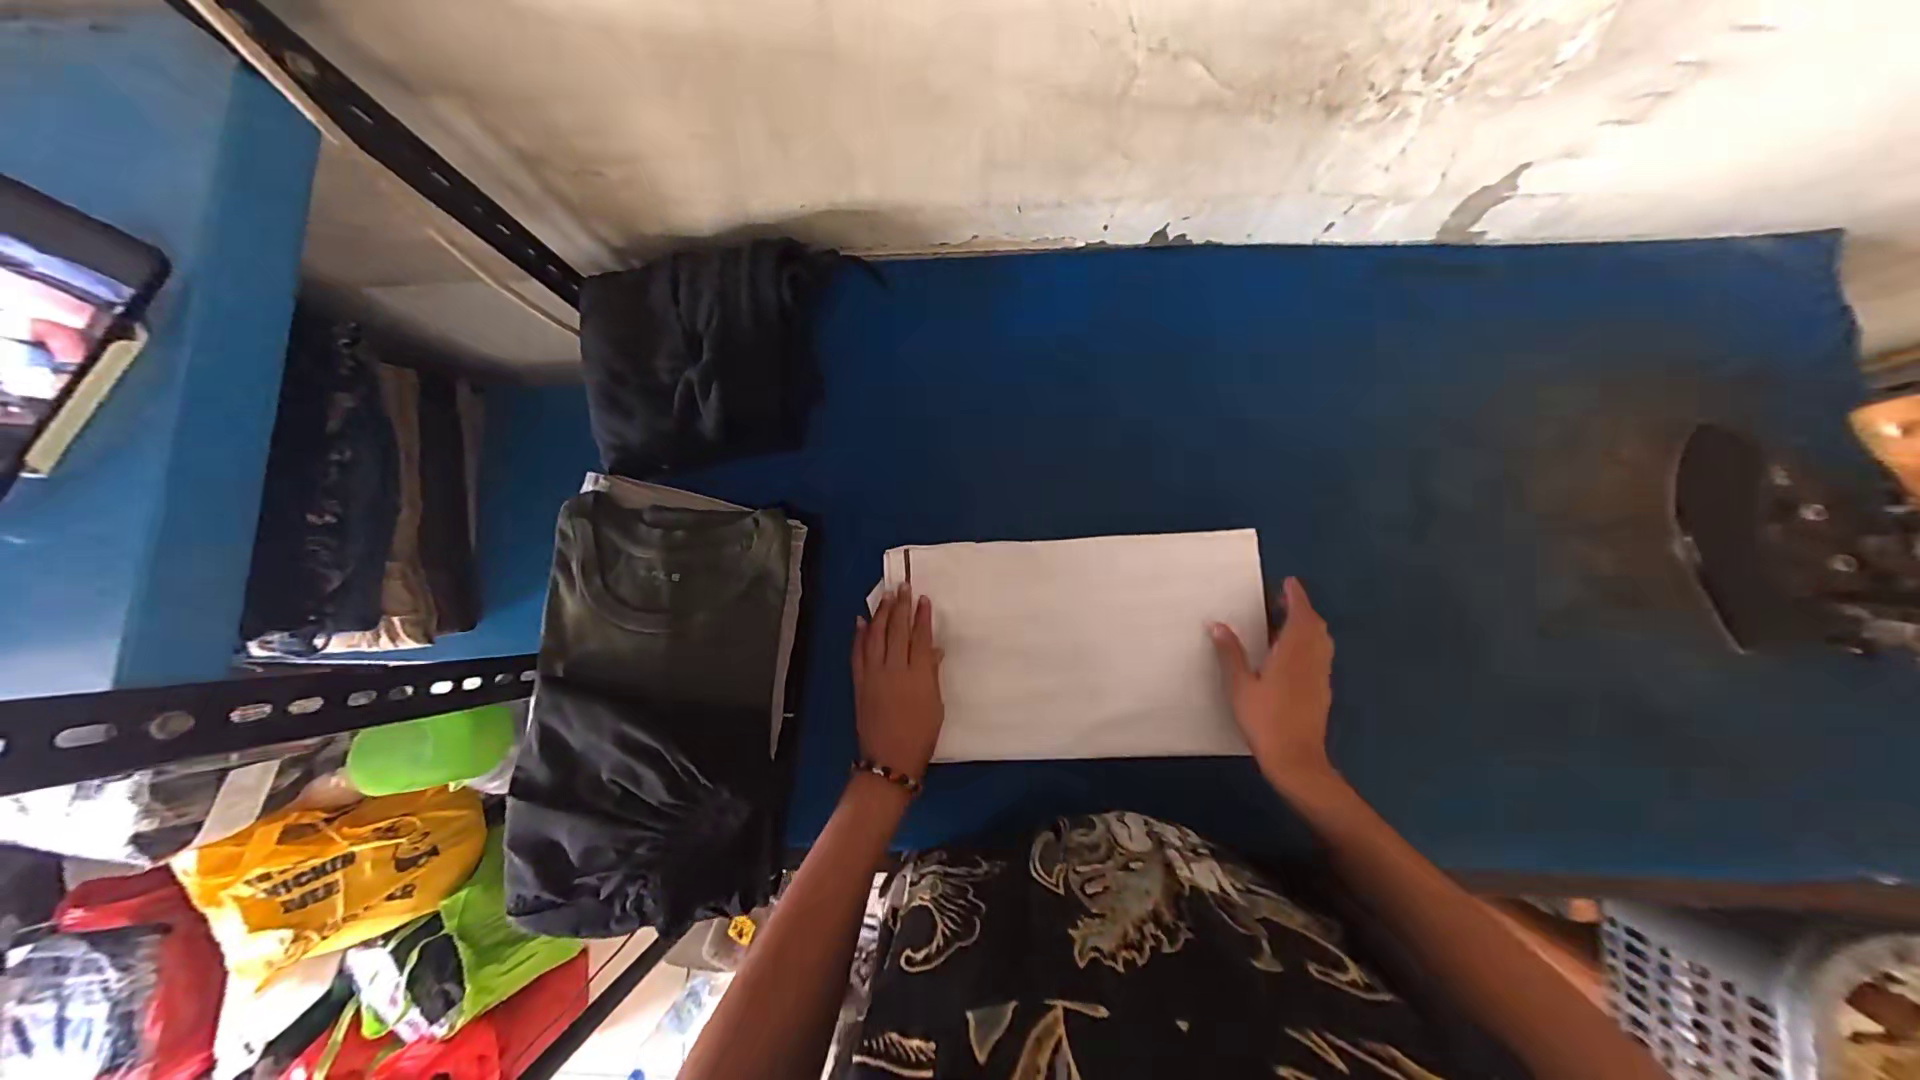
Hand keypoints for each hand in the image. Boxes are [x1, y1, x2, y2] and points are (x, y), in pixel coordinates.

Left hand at [852, 584, 944, 781]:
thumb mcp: (936, 704)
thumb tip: (933, 650)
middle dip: (901, 606)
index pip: (920, 637)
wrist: (889, 759)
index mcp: (918, 674)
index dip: (922, 616)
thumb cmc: (921, 734)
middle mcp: (894, 668)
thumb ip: (932, 674)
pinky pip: (858, 652)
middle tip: (902, 587)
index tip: (923, 599)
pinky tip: (861, 620)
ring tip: (886, 597)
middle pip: (897, 630)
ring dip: (881, 614)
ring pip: (876, 635)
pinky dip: (859, 635)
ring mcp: (874, 674)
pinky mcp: (859, 682)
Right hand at [1210, 576, 1342, 792]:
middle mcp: (1313, 660)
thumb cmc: (1264, 720)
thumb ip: (1230, 654)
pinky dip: (1308, 643)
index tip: (1289, 582)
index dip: (1296, 597)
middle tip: (1282, 600)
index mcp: (1294, 653)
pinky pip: (1319, 656)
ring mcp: (1320, 676)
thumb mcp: (1239, 686)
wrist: (1296, 759)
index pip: (1301, 615)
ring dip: (1307, 626)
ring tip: (1285, 623)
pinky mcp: (1321, 691)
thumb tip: (1218, 625)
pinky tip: (1290, 654)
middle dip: (1302, 609)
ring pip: (1320, 642)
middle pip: (1315, 626)